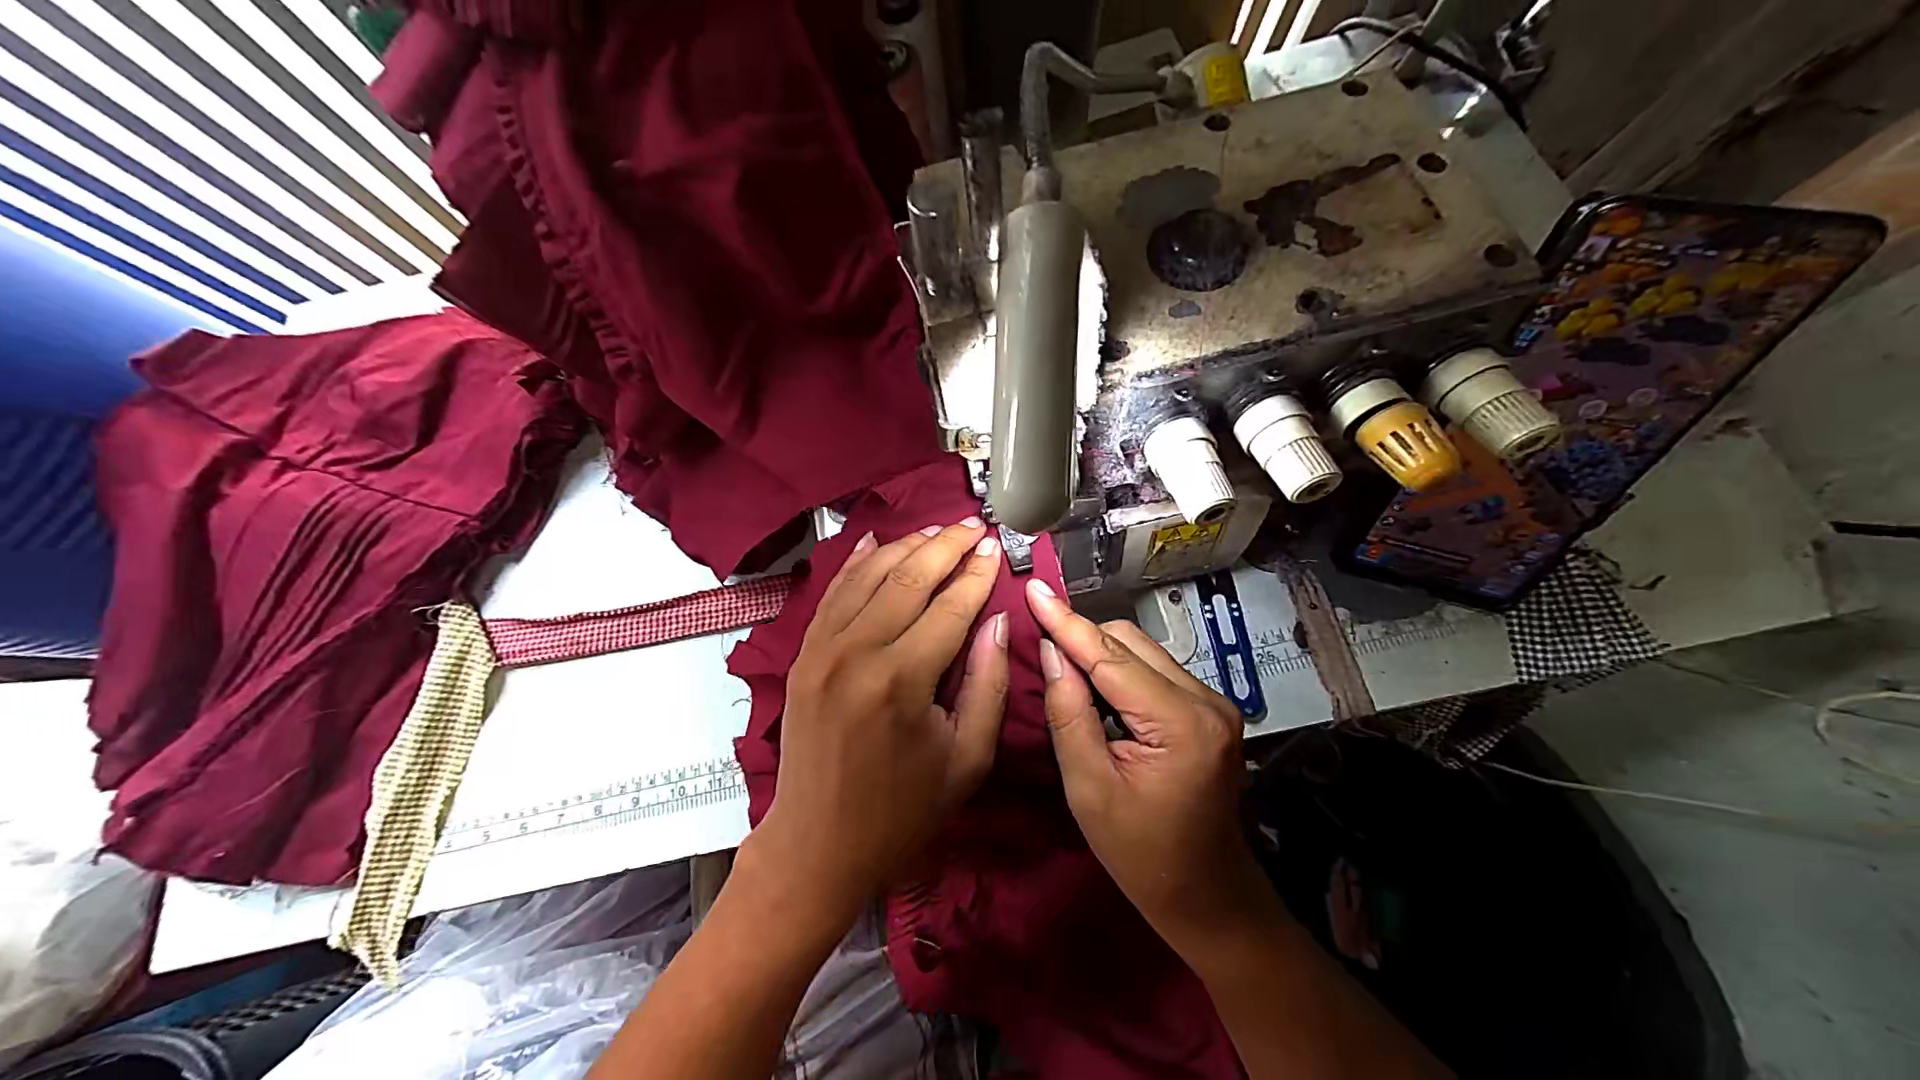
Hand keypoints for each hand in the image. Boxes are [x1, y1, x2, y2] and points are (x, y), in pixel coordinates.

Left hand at [756, 518, 1010, 913]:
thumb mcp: (966, 758)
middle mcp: (856, 654)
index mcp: (901, 681)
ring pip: (868, 576)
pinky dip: (856, 564)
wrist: (819, 843)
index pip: (949, 607)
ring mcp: (822, 651)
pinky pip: (833, 594)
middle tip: (973, 526)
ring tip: (937, 530)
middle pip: (908, 578)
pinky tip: (876, 541)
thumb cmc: (902, 811)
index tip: (996, 550)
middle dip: (946, 546)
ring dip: (906, 547)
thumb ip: (987, 685)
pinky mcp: (804, 656)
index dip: (977, 575)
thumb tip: (997, 621)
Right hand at [1024, 578, 1273, 956]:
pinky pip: (1154, 670)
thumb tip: (1052, 651)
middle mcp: (1207, 700)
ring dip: (1099, 653)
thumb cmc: (1140, 854)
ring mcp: (1214, 702)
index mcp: (1180, 723)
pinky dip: (1119, 671)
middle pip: (1130, 642)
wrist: (1206, 894)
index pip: (1111, 656)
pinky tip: (1095, 689)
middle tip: (1037, 644)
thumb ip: (1069, 713)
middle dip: (1081, 638)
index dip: (1066, 621)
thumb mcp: (1088, 788)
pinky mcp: (1210, 709)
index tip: (1033, 589)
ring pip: (1143, 650)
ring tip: (1061, 669)